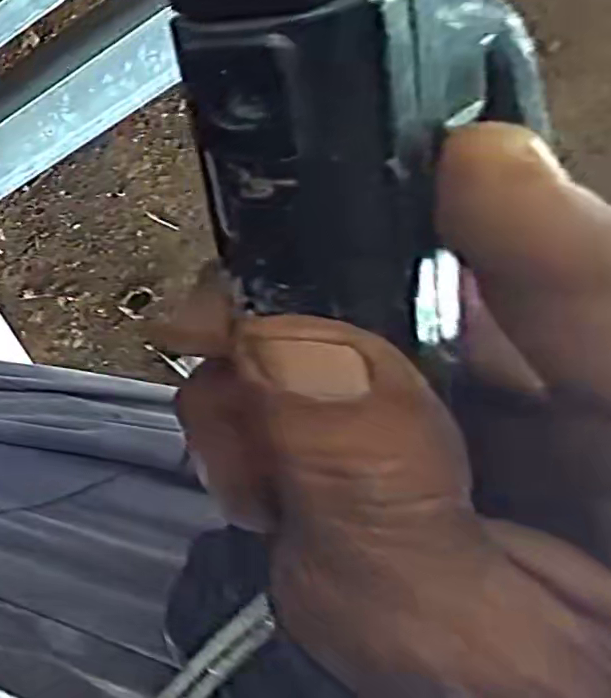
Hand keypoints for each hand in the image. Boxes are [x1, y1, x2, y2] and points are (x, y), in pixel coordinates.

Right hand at [161, 123, 610, 695]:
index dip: (538, 227)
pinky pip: (311, 369)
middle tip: (203, 337)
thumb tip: (292, 341)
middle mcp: (577, 429)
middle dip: (293, 312)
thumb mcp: (423, 623)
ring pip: (346, 335)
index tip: (469, 153)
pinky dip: (252, 403)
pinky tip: (250, 467)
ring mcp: (488, 422)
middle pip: (435, 312)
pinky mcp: (411, 420)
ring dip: (254, 378)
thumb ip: (368, 487)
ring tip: (240, 463)